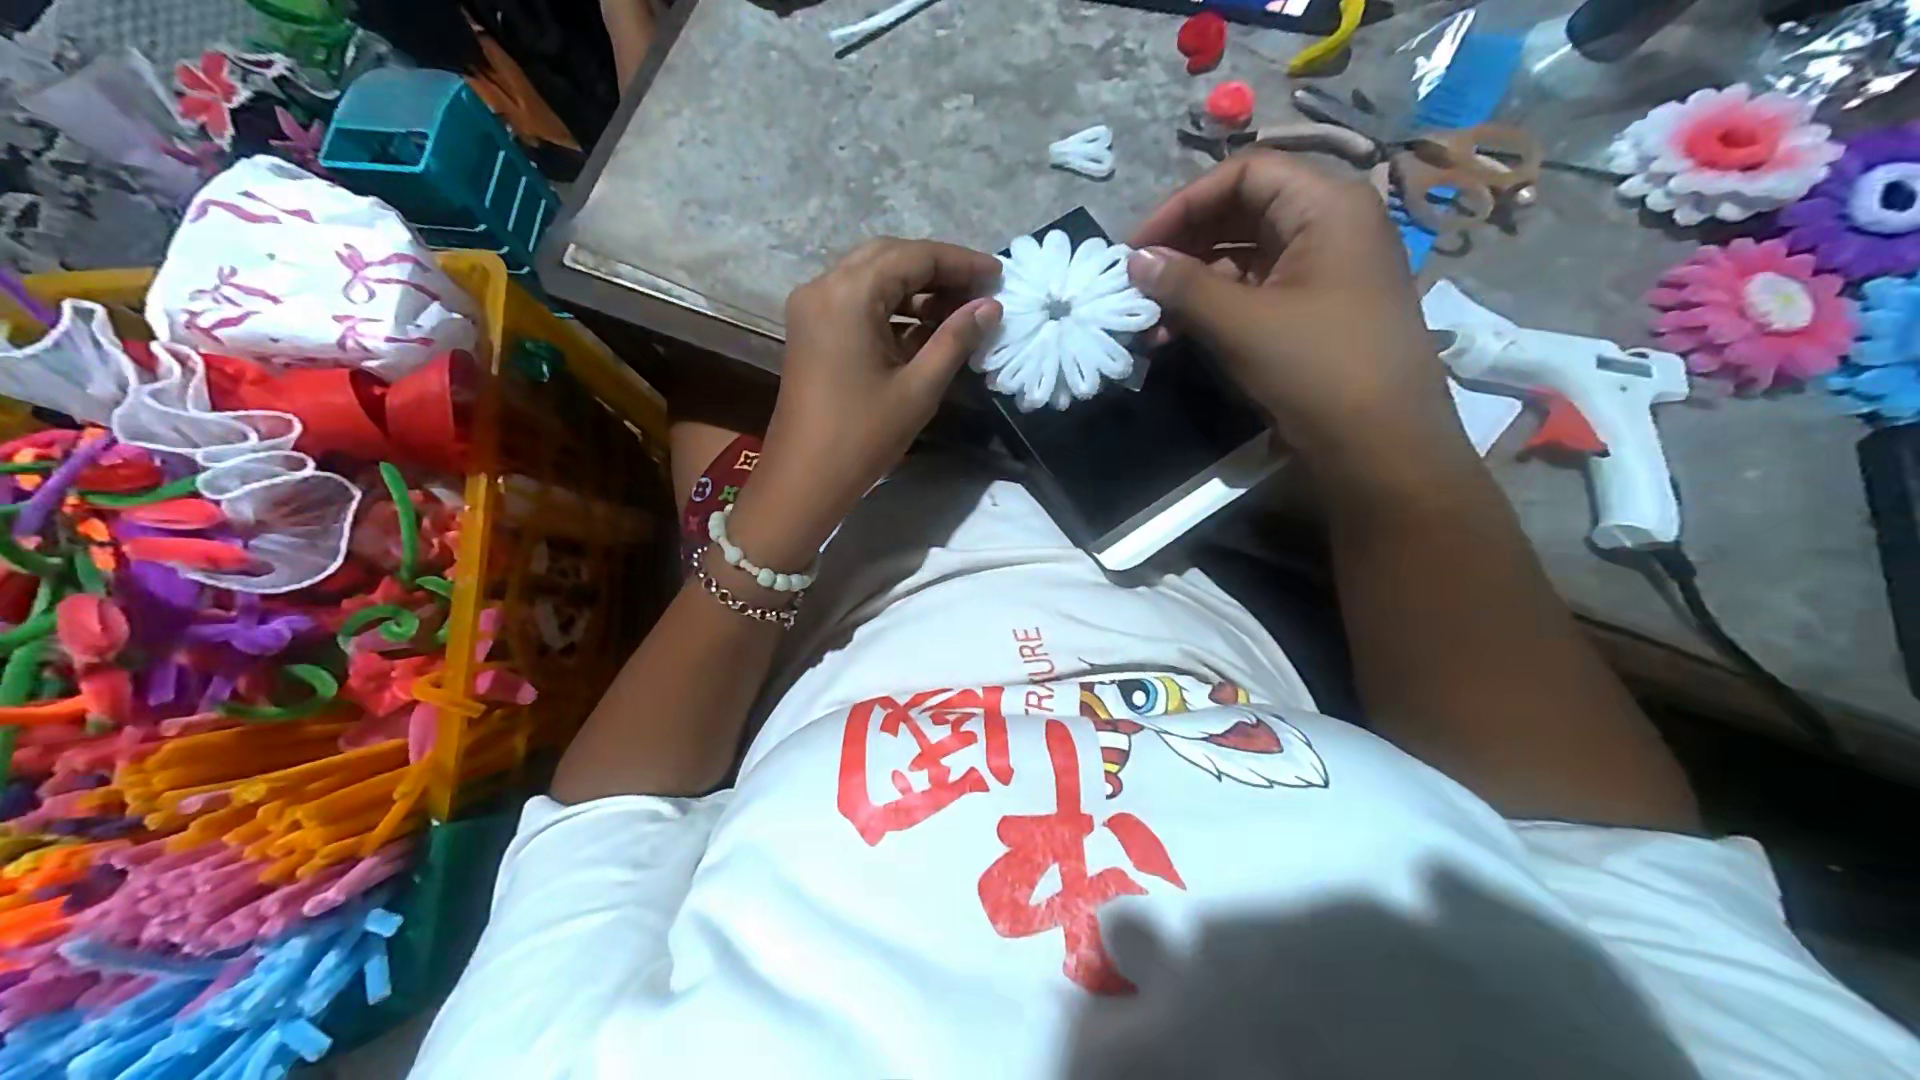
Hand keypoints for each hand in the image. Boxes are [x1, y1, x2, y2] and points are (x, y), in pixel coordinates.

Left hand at [729, 239, 1001, 567]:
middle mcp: (824, 287)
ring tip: (961, 311)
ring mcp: (813, 308)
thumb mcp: (919, 388)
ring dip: (916, 289)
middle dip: (938, 270)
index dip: (961, 262)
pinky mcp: (812, 330)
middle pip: (890, 257)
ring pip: (873, 277)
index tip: (999, 273)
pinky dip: (893, 309)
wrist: (804, 478)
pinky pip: (858, 302)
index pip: (914, 256)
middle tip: (981, 289)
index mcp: (849, 294)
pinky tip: (927, 328)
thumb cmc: (862, 436)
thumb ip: (956, 339)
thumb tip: (990, 307)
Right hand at [1128, 151, 1473, 483]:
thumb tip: (1135, 261)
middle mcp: (1329, 227)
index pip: (1244, 174)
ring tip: (1149, 321)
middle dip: (1184, 247)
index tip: (1138, 247)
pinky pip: (1255, 293)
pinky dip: (1214, 309)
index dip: (1184, 204)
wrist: (1380, 445)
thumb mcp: (1242, 323)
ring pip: (1244, 258)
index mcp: (1327, 206)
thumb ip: (1183, 285)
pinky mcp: (1313, 312)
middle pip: (1242, 213)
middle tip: (1138, 283)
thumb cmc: (1317, 368)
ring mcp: (1323, 272)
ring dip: (1192, 284)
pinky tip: (1176, 336)